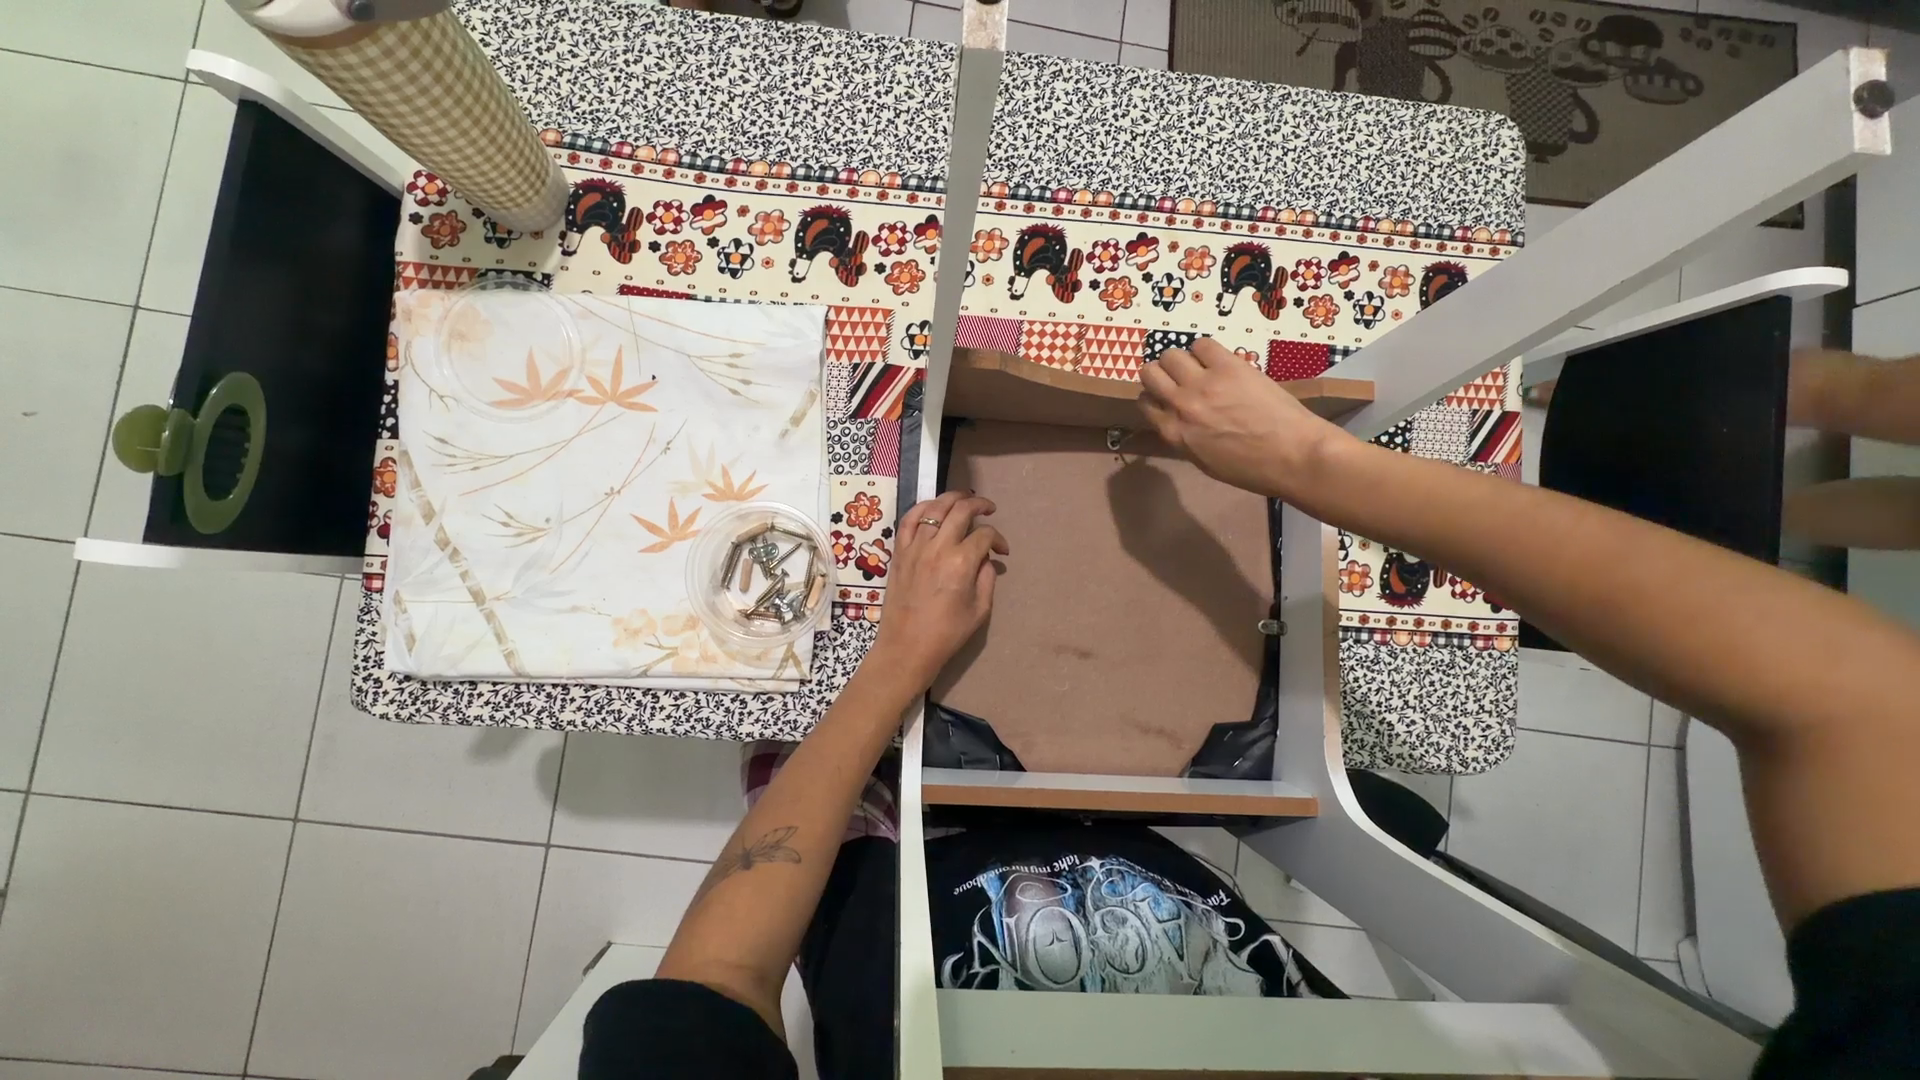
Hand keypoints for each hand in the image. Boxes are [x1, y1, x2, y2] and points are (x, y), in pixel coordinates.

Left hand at [868, 490, 1009, 688]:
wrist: (907, 647)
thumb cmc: (947, 633)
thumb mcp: (980, 610)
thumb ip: (987, 578)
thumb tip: (986, 558)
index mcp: (962, 563)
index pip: (985, 535)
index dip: (998, 539)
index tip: (1002, 550)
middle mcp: (938, 547)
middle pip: (961, 510)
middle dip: (980, 505)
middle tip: (989, 509)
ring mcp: (915, 547)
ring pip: (935, 508)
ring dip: (953, 498)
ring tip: (965, 500)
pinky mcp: (899, 552)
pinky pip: (909, 519)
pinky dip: (923, 507)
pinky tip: (934, 507)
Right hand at [1138, 337, 1347, 499]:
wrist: (1293, 454)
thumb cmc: (1251, 469)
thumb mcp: (1204, 462)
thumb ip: (1183, 437)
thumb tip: (1177, 420)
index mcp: (1173, 433)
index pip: (1145, 402)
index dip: (1154, 397)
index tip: (1166, 397)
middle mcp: (1180, 405)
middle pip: (1150, 372)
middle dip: (1161, 374)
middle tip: (1178, 378)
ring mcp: (1203, 382)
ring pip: (1171, 355)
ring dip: (1181, 360)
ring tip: (1198, 367)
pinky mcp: (1228, 365)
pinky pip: (1202, 344)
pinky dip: (1204, 350)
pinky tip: (1217, 361)